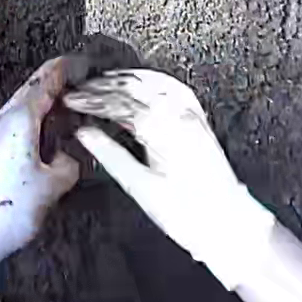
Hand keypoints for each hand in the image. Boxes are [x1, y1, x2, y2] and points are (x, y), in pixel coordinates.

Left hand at [0, 56, 82, 270]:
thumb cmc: (5, 212)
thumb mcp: (52, 187)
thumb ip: (69, 165)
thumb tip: (69, 158)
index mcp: (19, 118)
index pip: (47, 78)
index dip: (69, 68)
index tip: (85, 64)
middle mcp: (2, 120)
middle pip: (33, 89)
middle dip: (58, 85)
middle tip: (80, 87)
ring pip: (22, 109)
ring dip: (45, 107)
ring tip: (67, 116)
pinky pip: (13, 127)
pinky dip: (33, 125)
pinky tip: (43, 143)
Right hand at [63, 69, 276, 289]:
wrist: (229, 222)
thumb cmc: (187, 213)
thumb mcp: (140, 188)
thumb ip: (111, 155)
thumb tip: (86, 133)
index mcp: (161, 127)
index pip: (116, 103)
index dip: (91, 99)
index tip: (72, 100)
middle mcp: (177, 112)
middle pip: (131, 87)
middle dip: (102, 86)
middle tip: (79, 90)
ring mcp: (189, 111)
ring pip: (150, 81)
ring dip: (123, 79)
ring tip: (101, 81)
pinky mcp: (196, 115)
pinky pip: (170, 85)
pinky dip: (149, 79)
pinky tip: (139, 80)